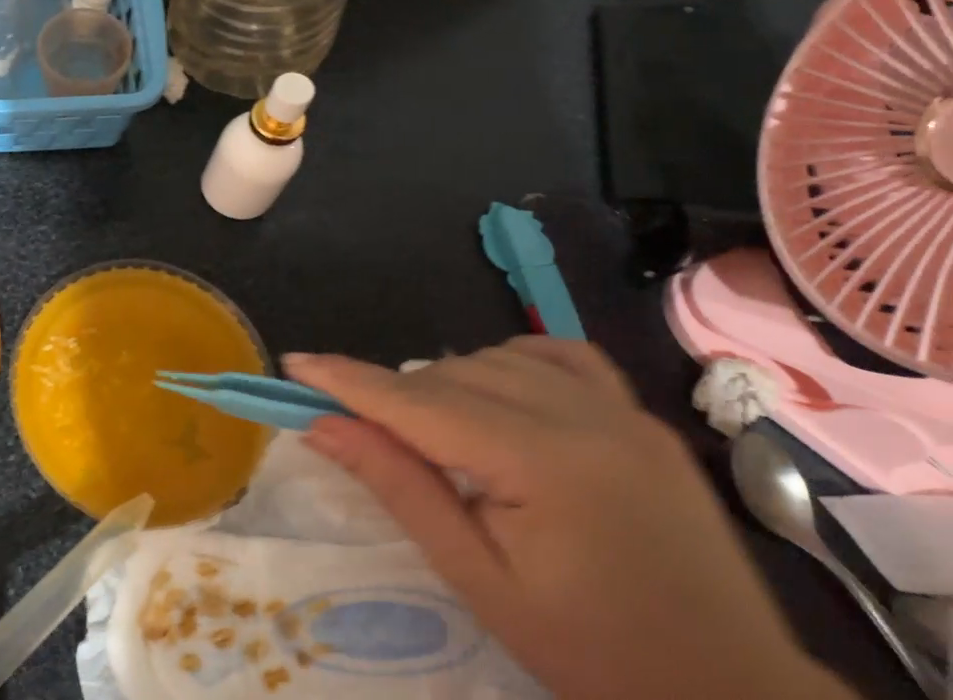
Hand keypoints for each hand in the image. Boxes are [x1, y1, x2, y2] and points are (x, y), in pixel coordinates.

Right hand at [284, 338, 856, 699]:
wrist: (731, 690)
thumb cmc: (592, 651)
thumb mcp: (478, 579)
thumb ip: (400, 488)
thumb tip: (322, 425)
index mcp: (541, 462)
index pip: (417, 402)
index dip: (348, 380)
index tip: (293, 363)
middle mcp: (584, 417)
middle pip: (452, 375)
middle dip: (393, 393)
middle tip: (355, 427)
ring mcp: (623, 413)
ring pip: (499, 360)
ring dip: (448, 381)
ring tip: (431, 434)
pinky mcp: (643, 421)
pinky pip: (563, 358)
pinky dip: (513, 363)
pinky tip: (498, 394)